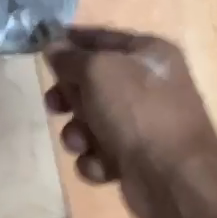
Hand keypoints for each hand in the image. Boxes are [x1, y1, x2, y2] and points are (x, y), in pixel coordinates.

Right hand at [43, 27, 216, 217]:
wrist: (177, 179)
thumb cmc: (137, 112)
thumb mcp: (96, 71)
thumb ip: (69, 57)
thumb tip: (53, 47)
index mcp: (148, 53)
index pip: (98, 37)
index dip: (67, 42)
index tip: (40, 51)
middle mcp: (148, 84)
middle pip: (89, 81)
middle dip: (68, 96)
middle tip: (55, 105)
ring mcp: (144, 123)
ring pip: (90, 119)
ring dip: (77, 132)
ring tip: (82, 143)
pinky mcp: (137, 158)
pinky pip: (100, 150)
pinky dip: (94, 159)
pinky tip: (101, 166)